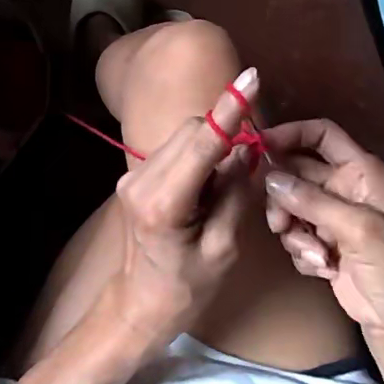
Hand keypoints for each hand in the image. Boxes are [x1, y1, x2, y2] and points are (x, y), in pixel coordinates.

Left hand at [107, 67, 260, 347]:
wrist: (139, 306)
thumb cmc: (187, 288)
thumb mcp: (224, 248)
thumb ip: (235, 192)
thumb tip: (246, 147)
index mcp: (164, 203)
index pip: (202, 143)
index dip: (229, 109)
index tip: (251, 77)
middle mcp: (140, 181)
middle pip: (191, 131)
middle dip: (223, 135)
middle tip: (245, 167)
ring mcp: (132, 177)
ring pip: (182, 138)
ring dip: (210, 148)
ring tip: (220, 192)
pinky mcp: (133, 178)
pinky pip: (173, 151)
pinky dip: (196, 158)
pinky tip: (204, 190)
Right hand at [259, 119, 383, 338]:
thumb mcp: (358, 229)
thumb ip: (311, 200)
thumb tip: (269, 178)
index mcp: (362, 172)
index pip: (322, 134)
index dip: (291, 133)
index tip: (260, 146)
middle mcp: (344, 188)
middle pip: (295, 172)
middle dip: (283, 196)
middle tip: (279, 222)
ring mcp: (331, 217)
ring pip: (289, 205)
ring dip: (293, 230)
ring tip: (314, 254)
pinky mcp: (321, 244)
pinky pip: (294, 234)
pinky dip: (301, 251)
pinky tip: (323, 269)